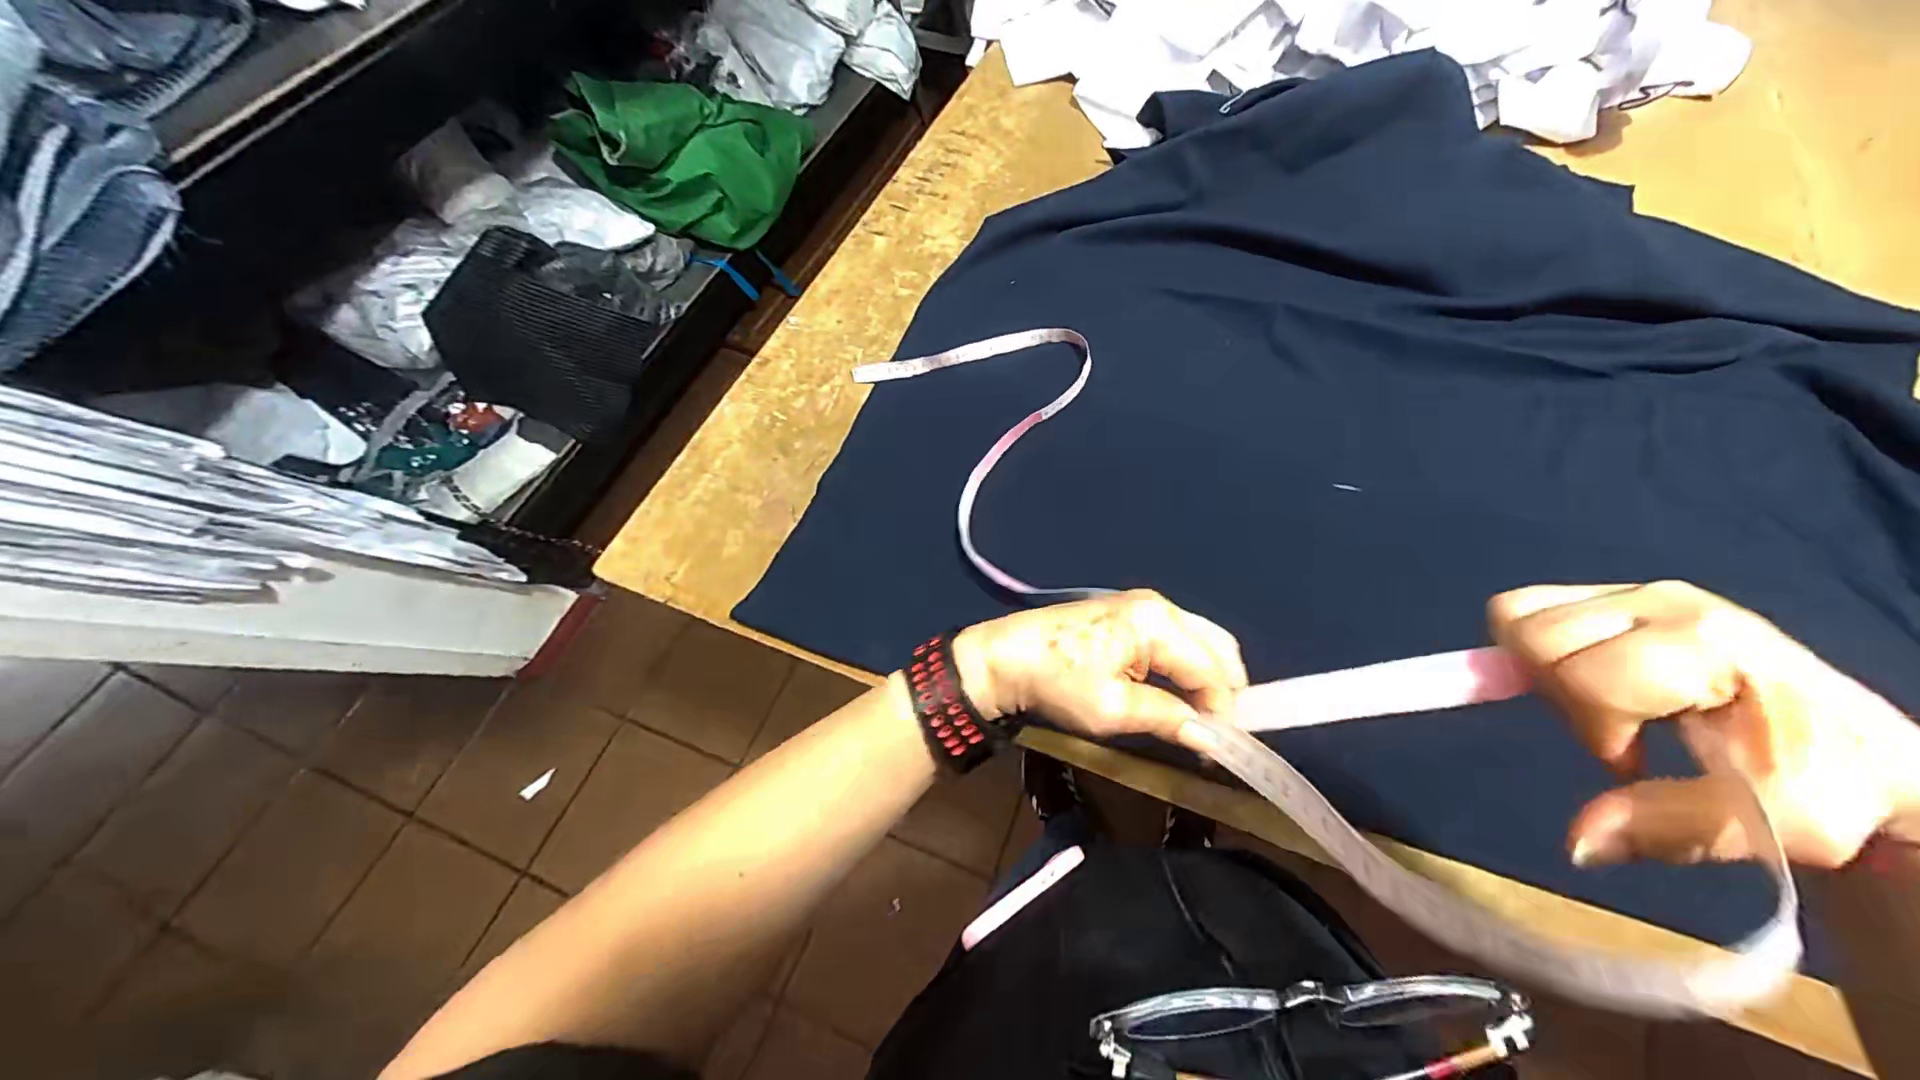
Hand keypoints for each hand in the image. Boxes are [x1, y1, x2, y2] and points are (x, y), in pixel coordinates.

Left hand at [951, 590, 1247, 753]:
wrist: (1003, 659)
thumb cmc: (1056, 683)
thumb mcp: (1112, 709)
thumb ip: (1168, 719)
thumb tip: (1213, 739)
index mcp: (1156, 622)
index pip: (1212, 670)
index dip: (1223, 712)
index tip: (1222, 751)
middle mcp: (1157, 605)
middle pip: (1216, 647)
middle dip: (1223, 690)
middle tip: (1214, 733)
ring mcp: (1142, 605)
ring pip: (1199, 641)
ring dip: (1205, 679)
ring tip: (1198, 720)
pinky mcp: (1127, 613)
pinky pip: (1176, 638)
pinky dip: (1185, 666)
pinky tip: (1176, 695)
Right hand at [1488, 581, 1919, 869]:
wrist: (1864, 750)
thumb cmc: (1827, 786)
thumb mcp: (1775, 823)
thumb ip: (1669, 824)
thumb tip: (1574, 844)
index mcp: (1706, 645)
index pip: (1581, 675)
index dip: (1594, 728)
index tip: (1637, 761)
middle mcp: (1665, 601)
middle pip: (1535, 633)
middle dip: (1557, 689)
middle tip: (1613, 726)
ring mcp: (1642, 590)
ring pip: (1520, 613)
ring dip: (1544, 667)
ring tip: (1604, 702)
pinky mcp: (1622, 591)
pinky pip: (1531, 606)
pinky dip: (1539, 646)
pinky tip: (1594, 677)